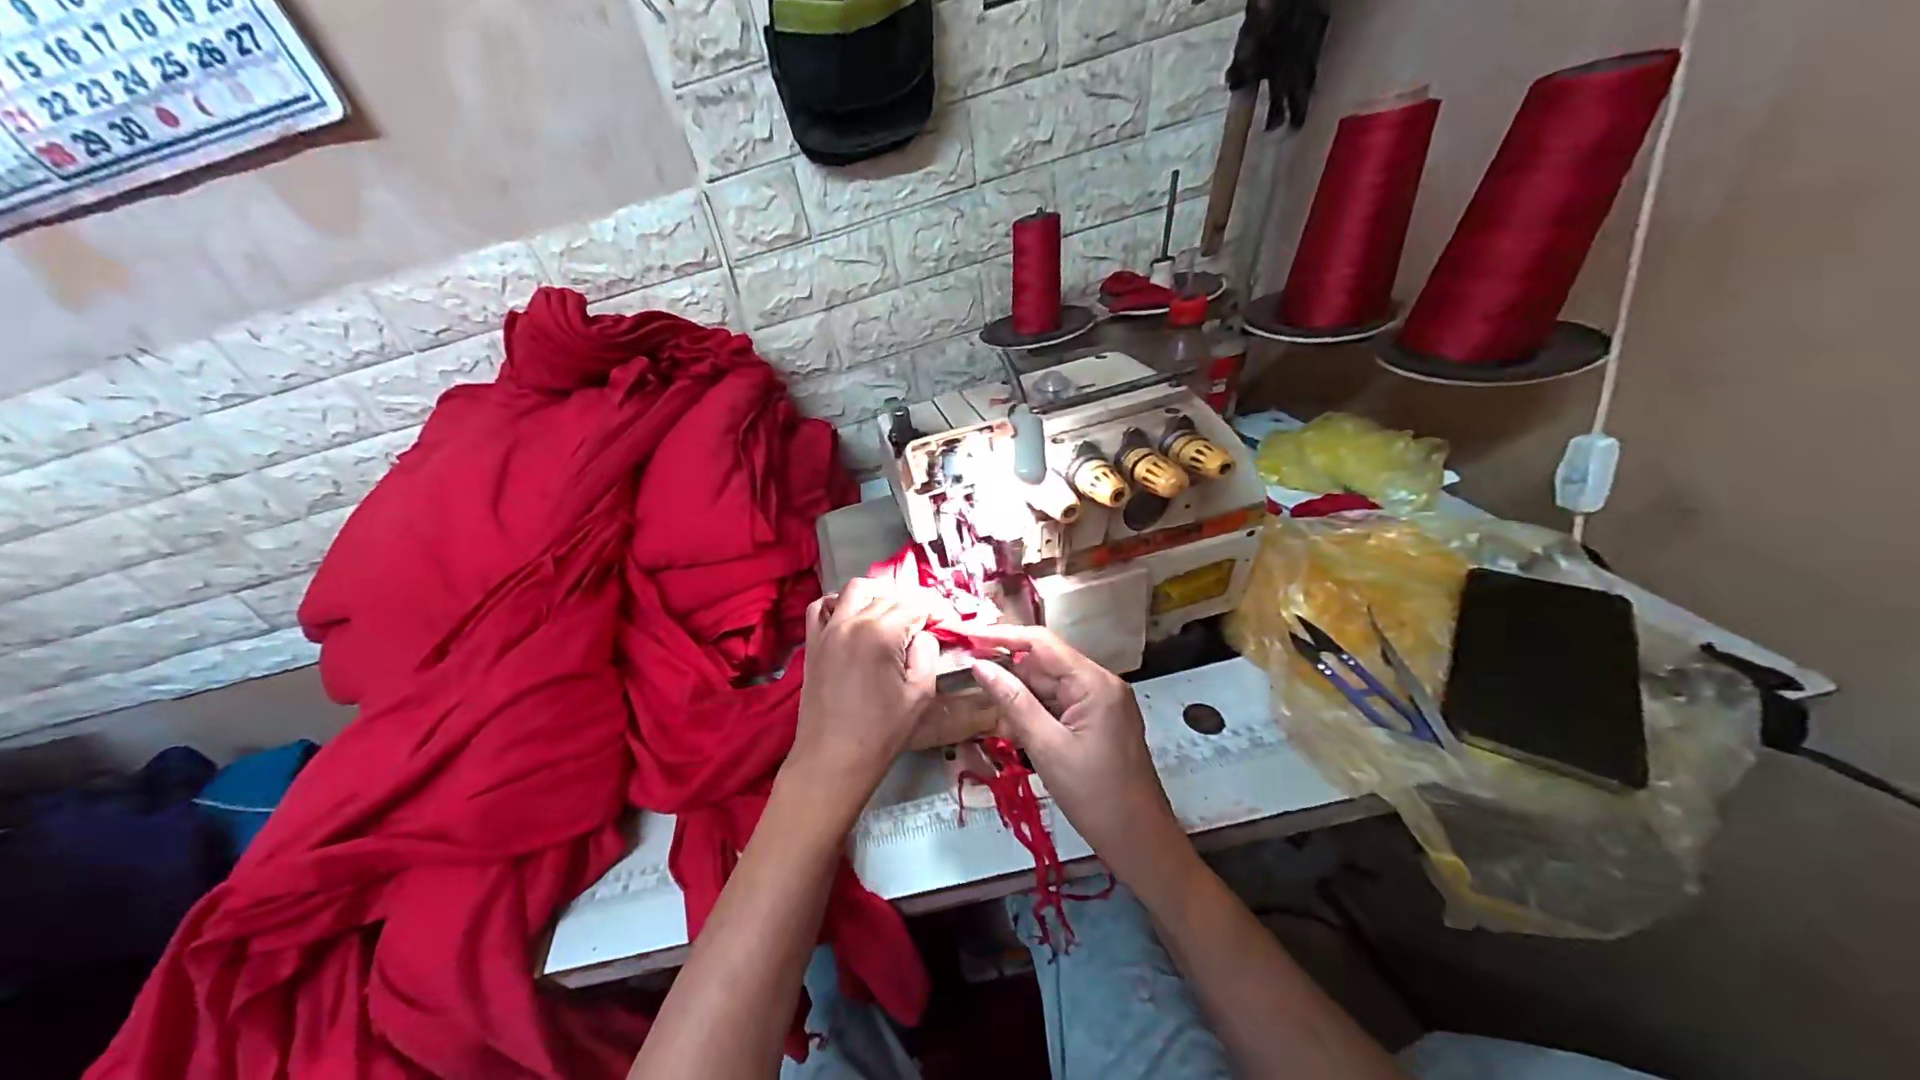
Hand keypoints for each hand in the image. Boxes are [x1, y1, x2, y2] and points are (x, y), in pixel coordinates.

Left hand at [789, 577, 940, 809]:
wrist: (832, 760)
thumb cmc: (881, 733)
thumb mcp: (920, 694)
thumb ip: (927, 653)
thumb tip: (922, 634)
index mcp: (881, 633)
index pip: (916, 604)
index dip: (936, 611)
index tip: (948, 623)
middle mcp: (851, 621)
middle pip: (889, 596)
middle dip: (913, 605)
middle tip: (928, 625)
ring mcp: (827, 629)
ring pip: (856, 590)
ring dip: (879, 596)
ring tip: (894, 618)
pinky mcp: (813, 642)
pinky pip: (822, 606)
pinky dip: (840, 604)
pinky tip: (854, 619)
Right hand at [966, 625, 1189, 883]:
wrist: (1141, 842)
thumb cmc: (1097, 797)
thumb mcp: (1047, 748)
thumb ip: (1013, 703)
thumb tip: (979, 666)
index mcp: (1094, 683)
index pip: (1041, 643)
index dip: (1001, 635)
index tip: (966, 634)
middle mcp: (1100, 684)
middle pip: (1044, 664)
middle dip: (1006, 670)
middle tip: (965, 674)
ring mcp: (1100, 703)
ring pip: (1048, 687)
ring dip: (1017, 696)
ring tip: (983, 705)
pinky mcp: (1096, 722)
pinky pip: (1058, 706)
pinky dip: (1033, 713)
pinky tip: (1010, 726)